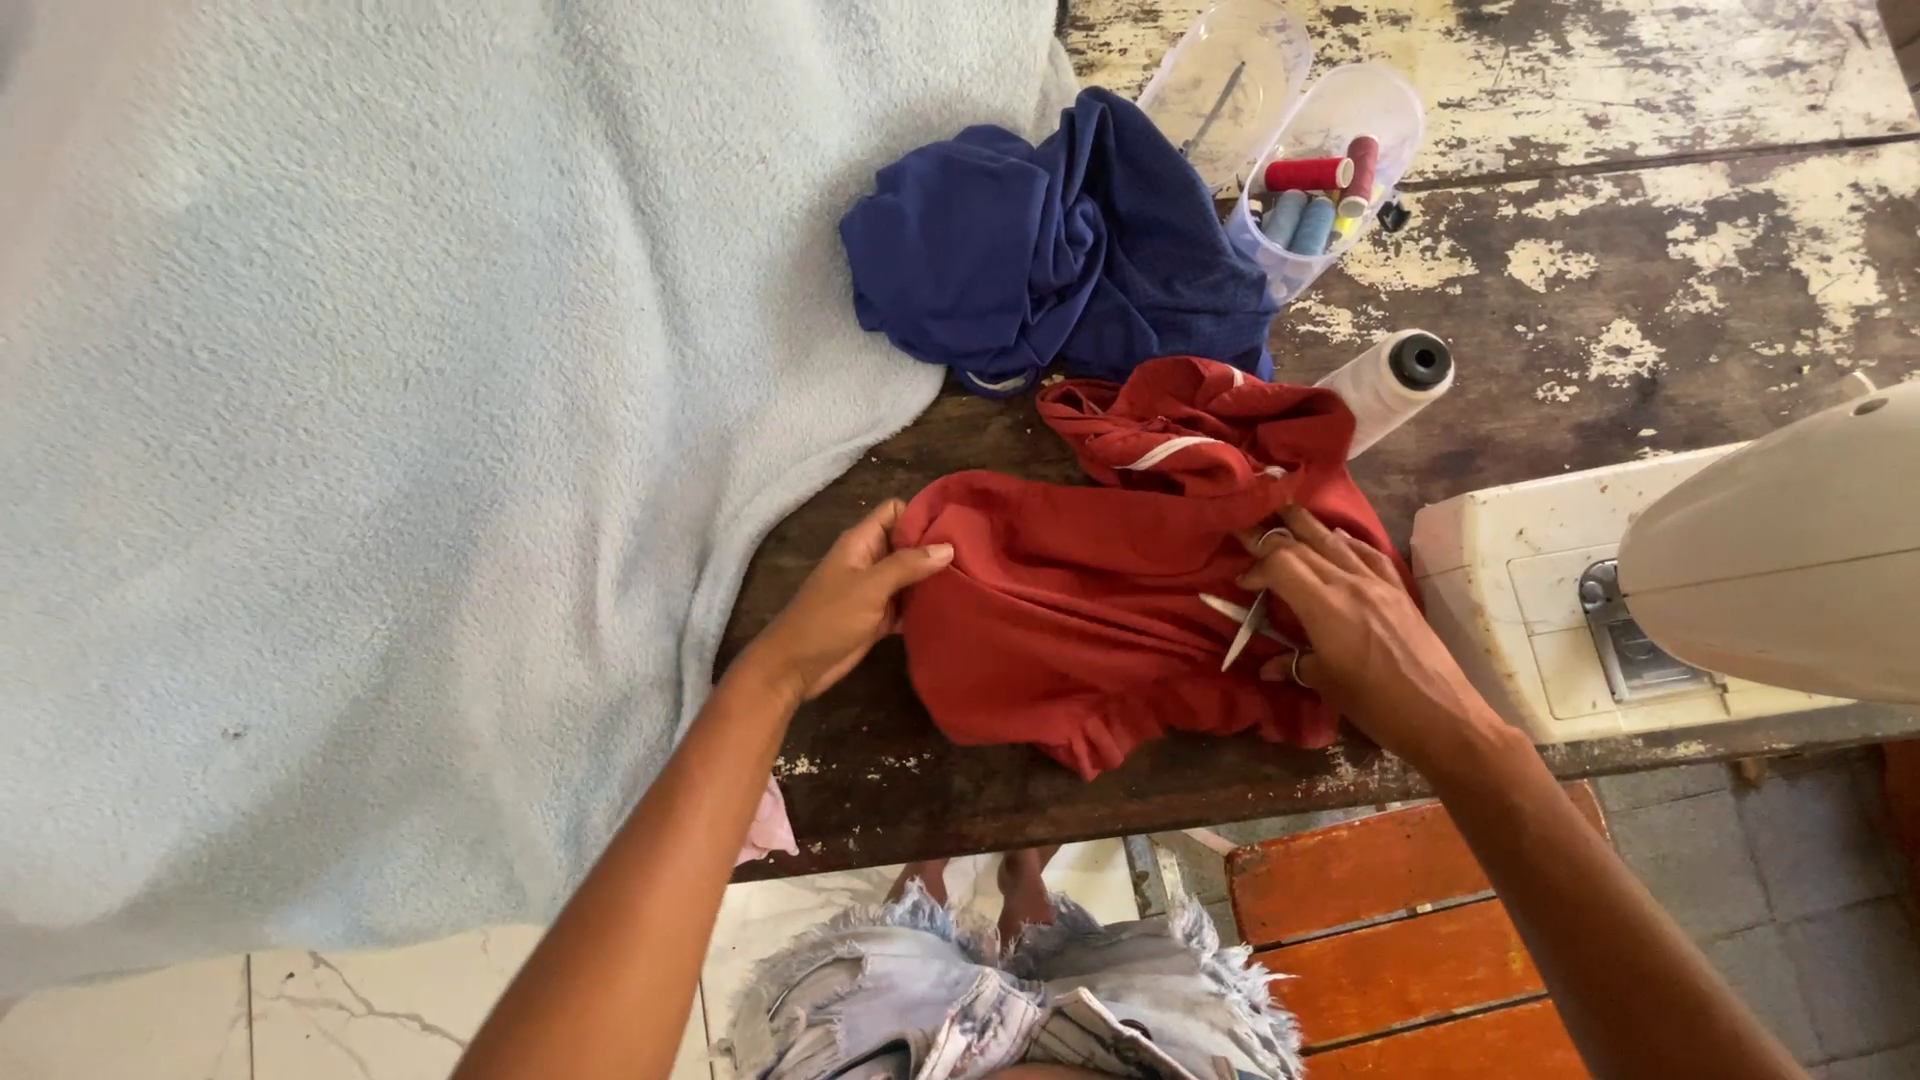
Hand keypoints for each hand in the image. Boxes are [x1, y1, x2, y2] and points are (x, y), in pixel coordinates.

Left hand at [745, 499, 953, 699]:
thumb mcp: (869, 587)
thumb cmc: (827, 618)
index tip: (954, 527)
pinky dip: (924, 607)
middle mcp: (869, 561)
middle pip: (908, 543)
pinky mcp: (879, 617)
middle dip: (935, 549)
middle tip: (974, 556)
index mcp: (861, 543)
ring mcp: (875, 590)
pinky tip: (951, 610)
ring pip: (911, 575)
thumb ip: (907, 565)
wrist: (795, 666)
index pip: (895, 511)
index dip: (921, 515)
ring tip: (971, 581)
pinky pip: (907, 605)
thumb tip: (948, 547)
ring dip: (933, 580)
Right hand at [1238, 504, 1502, 771]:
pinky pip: (1369, 555)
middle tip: (1246, 528)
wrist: (1443, 717)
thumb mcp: (1325, 684)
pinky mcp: (1400, 592)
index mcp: (1325, 608)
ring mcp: (1378, 585)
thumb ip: (1292, 665)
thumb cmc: (1376, 705)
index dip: (1256, 566)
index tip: (1241, 582)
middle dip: (1270, 537)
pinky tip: (1337, 536)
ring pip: (1335, 541)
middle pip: (1303, 546)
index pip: (1281, 565)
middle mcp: (1350, 585)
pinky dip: (1347, 541)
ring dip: (1306, 524)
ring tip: (1284, 509)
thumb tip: (1266, 666)